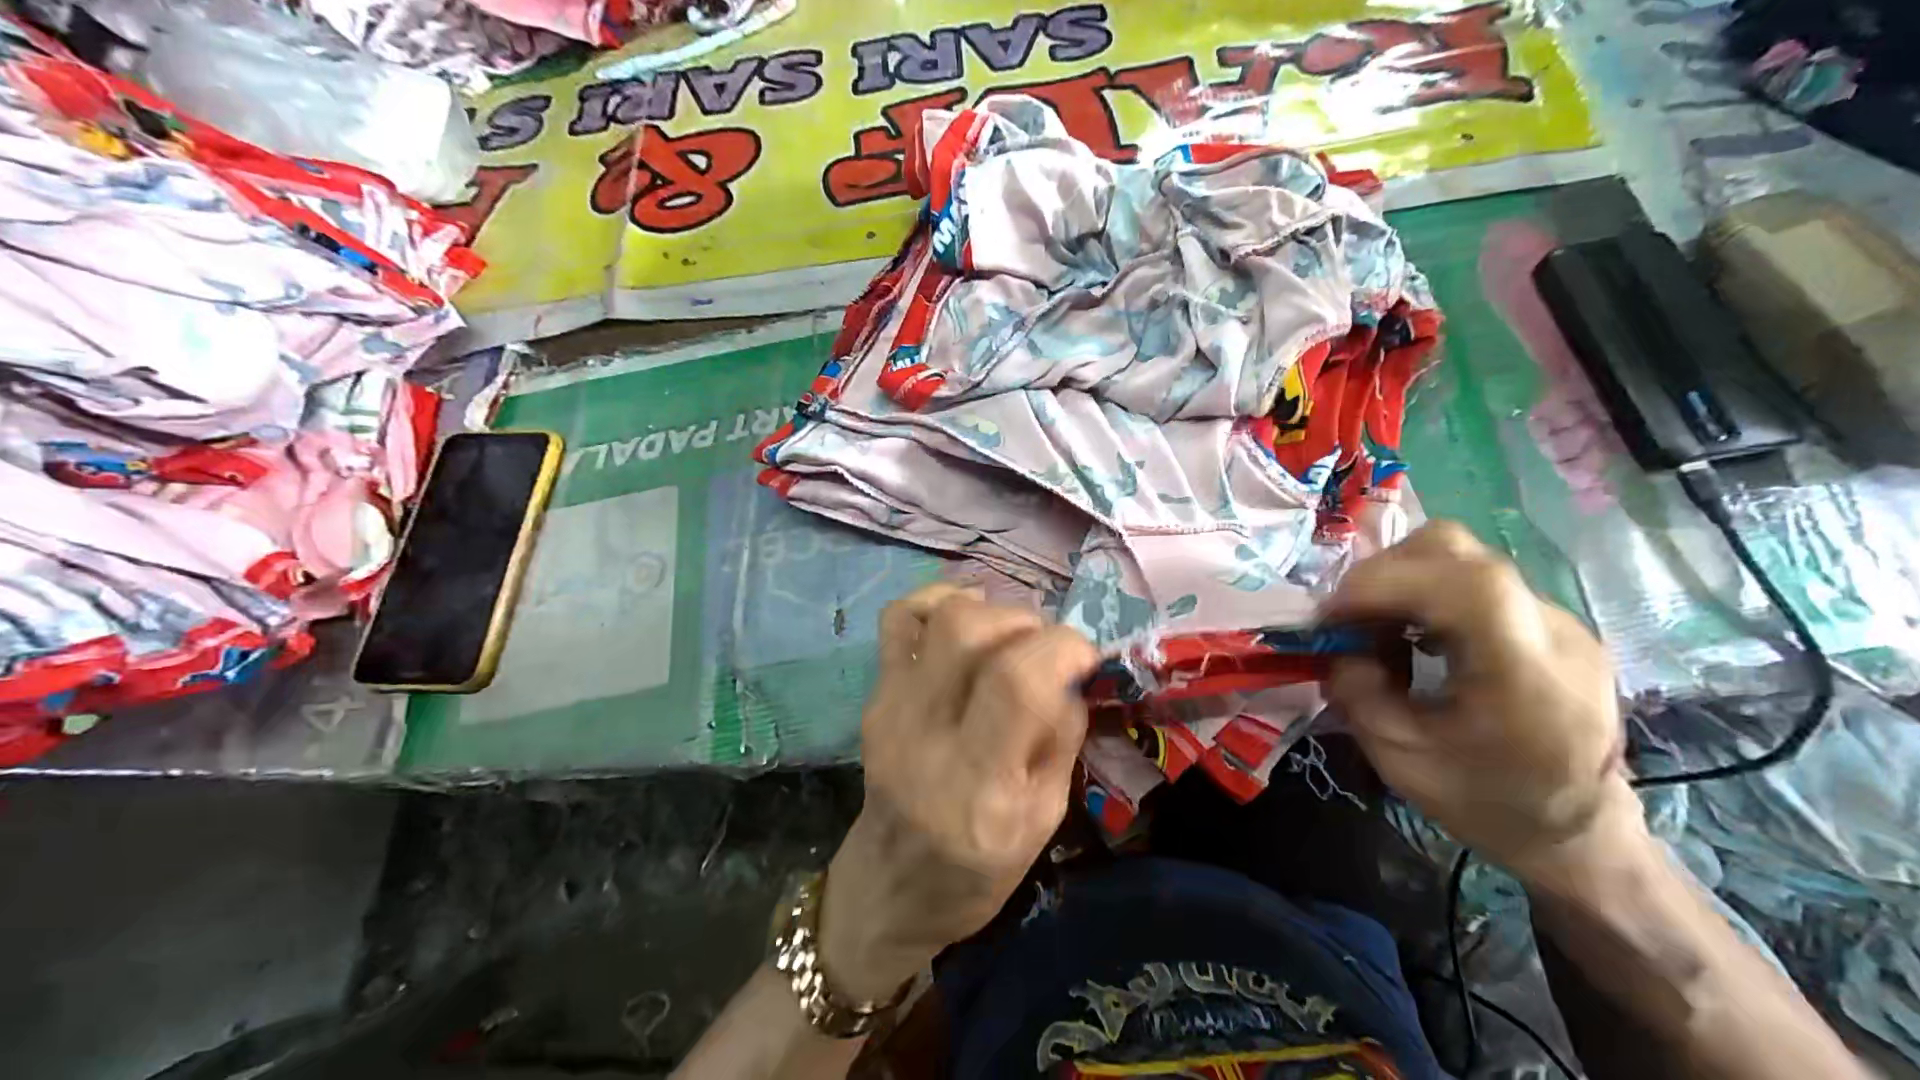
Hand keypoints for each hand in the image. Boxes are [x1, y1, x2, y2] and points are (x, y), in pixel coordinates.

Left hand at [818, 584, 1098, 1000]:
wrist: (890, 884)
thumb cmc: (977, 869)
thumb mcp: (1044, 821)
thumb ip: (1061, 738)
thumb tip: (1070, 674)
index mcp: (980, 783)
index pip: (1017, 681)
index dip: (1063, 648)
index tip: (1086, 657)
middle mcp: (928, 734)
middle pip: (973, 631)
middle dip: (1029, 624)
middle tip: (1048, 650)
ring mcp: (892, 707)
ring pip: (941, 617)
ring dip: (993, 611)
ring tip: (1014, 637)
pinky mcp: (875, 695)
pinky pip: (899, 618)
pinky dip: (938, 600)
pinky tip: (968, 614)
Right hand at [1320, 521, 1641, 882]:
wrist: (1579, 832)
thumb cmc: (1486, 802)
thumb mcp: (1399, 758)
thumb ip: (1359, 692)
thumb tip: (1337, 645)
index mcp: (1525, 675)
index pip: (1463, 584)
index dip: (1383, 582)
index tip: (1331, 616)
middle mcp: (1552, 632)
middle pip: (1457, 551)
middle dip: (1383, 572)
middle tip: (1348, 616)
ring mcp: (1557, 621)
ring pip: (1461, 559)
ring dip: (1401, 581)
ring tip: (1377, 627)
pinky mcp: (1549, 622)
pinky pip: (1473, 581)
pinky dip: (1426, 594)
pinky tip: (1414, 637)